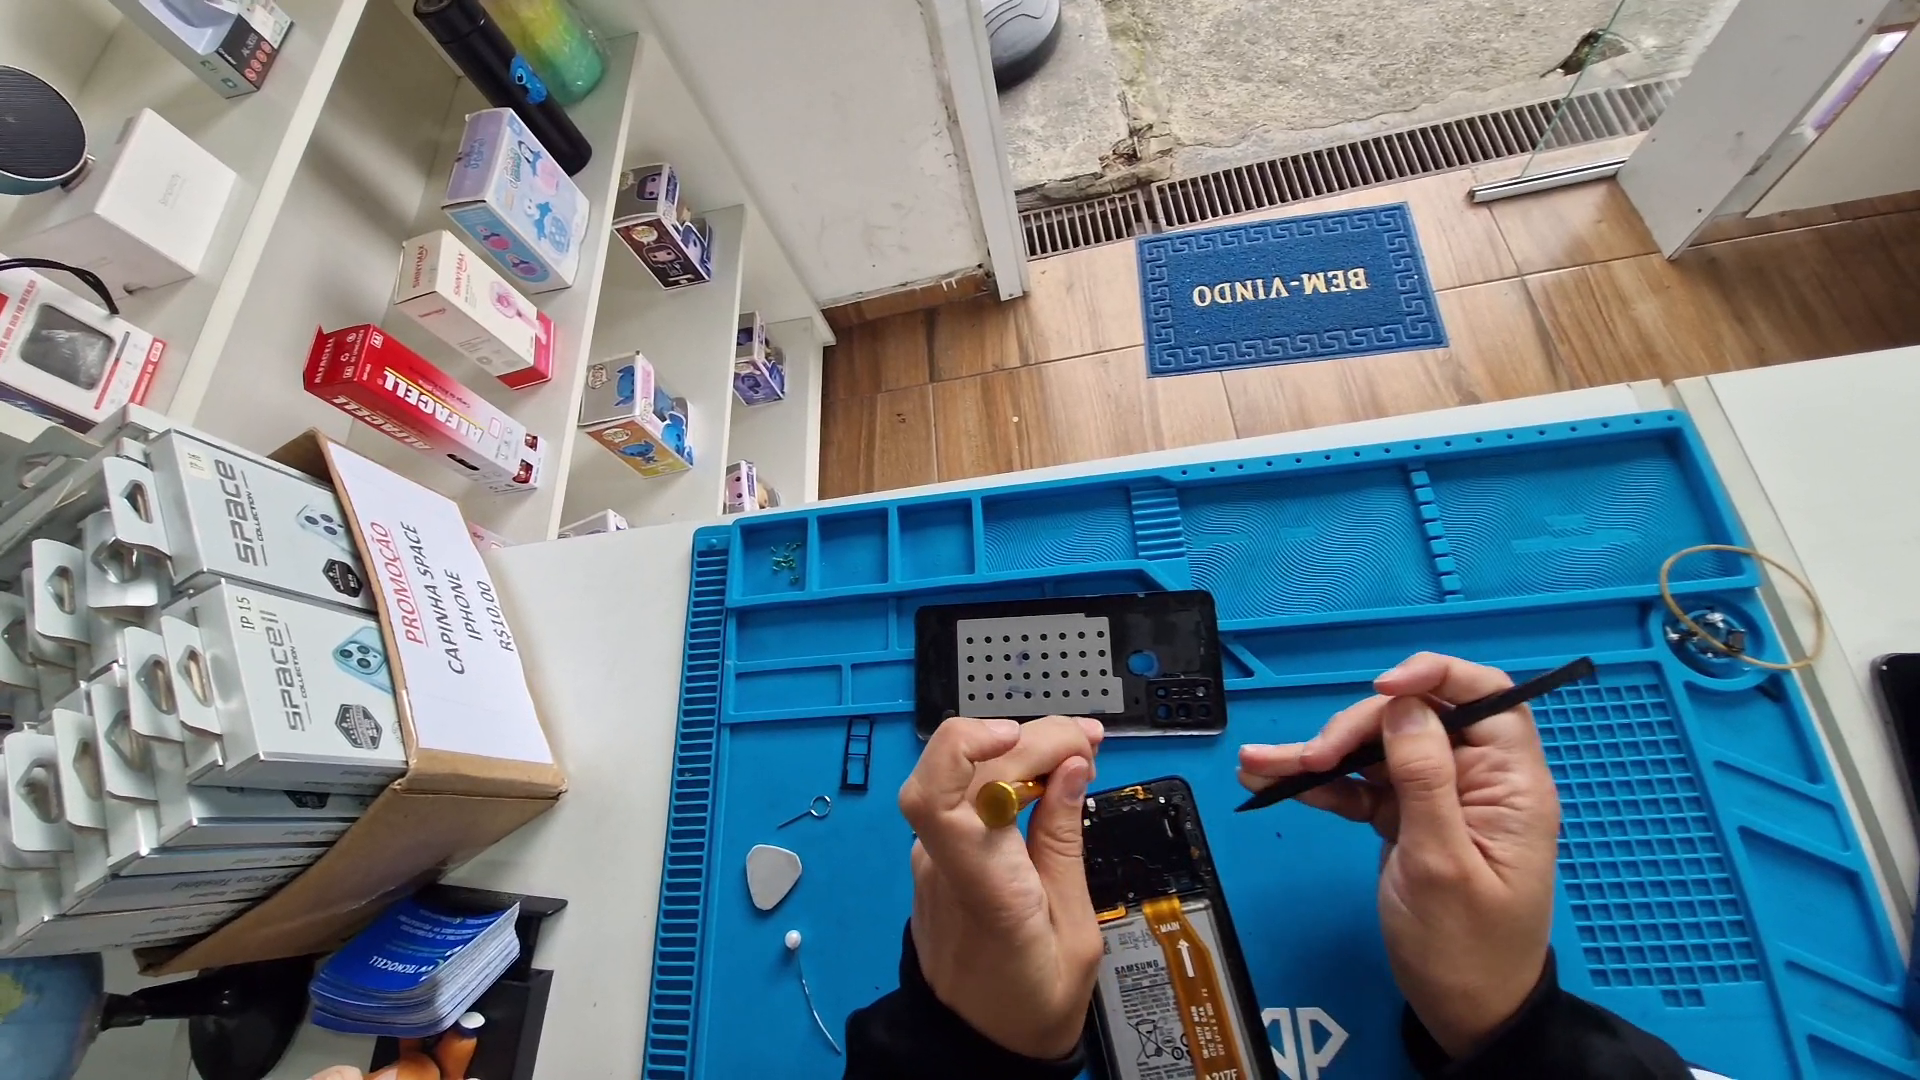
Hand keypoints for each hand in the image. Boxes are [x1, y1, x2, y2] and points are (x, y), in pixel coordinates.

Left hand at [899, 715, 1105, 1059]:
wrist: (976, 1045)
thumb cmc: (1033, 999)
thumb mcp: (1073, 929)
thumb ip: (1063, 841)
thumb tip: (1070, 766)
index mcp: (980, 884)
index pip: (934, 796)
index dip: (966, 746)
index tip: (1021, 736)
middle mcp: (942, 857)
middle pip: (965, 767)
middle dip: (1031, 738)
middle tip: (1091, 741)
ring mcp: (932, 851)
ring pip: (965, 773)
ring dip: (1021, 749)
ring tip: (1081, 750)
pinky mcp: (937, 851)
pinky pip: (968, 795)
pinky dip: (1008, 773)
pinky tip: (1049, 776)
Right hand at [1237, 653, 1560, 1057]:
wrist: (1460, 1009)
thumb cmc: (1466, 944)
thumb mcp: (1442, 862)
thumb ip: (1426, 779)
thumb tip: (1405, 706)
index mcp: (1506, 782)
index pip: (1483, 696)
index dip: (1434, 676)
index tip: (1380, 690)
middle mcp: (1470, 776)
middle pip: (1405, 719)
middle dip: (1350, 732)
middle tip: (1307, 761)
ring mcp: (1430, 794)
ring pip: (1369, 749)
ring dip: (1314, 755)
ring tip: (1258, 766)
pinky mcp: (1397, 812)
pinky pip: (1351, 784)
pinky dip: (1312, 783)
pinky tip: (1269, 782)